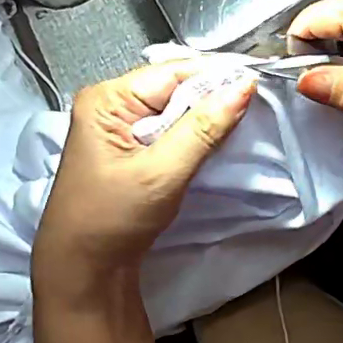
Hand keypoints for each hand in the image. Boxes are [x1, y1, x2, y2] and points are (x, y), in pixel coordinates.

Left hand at [35, 62, 255, 287]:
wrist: (83, 270)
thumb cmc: (112, 219)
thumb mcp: (162, 172)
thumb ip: (204, 128)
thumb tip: (244, 87)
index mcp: (107, 99)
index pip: (173, 72)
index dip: (217, 77)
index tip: (259, 84)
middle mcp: (112, 105)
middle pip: (175, 87)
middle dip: (214, 98)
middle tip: (258, 107)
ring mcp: (121, 127)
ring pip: (177, 110)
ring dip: (208, 118)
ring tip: (244, 123)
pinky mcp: (132, 149)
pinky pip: (172, 130)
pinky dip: (196, 135)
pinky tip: (218, 141)